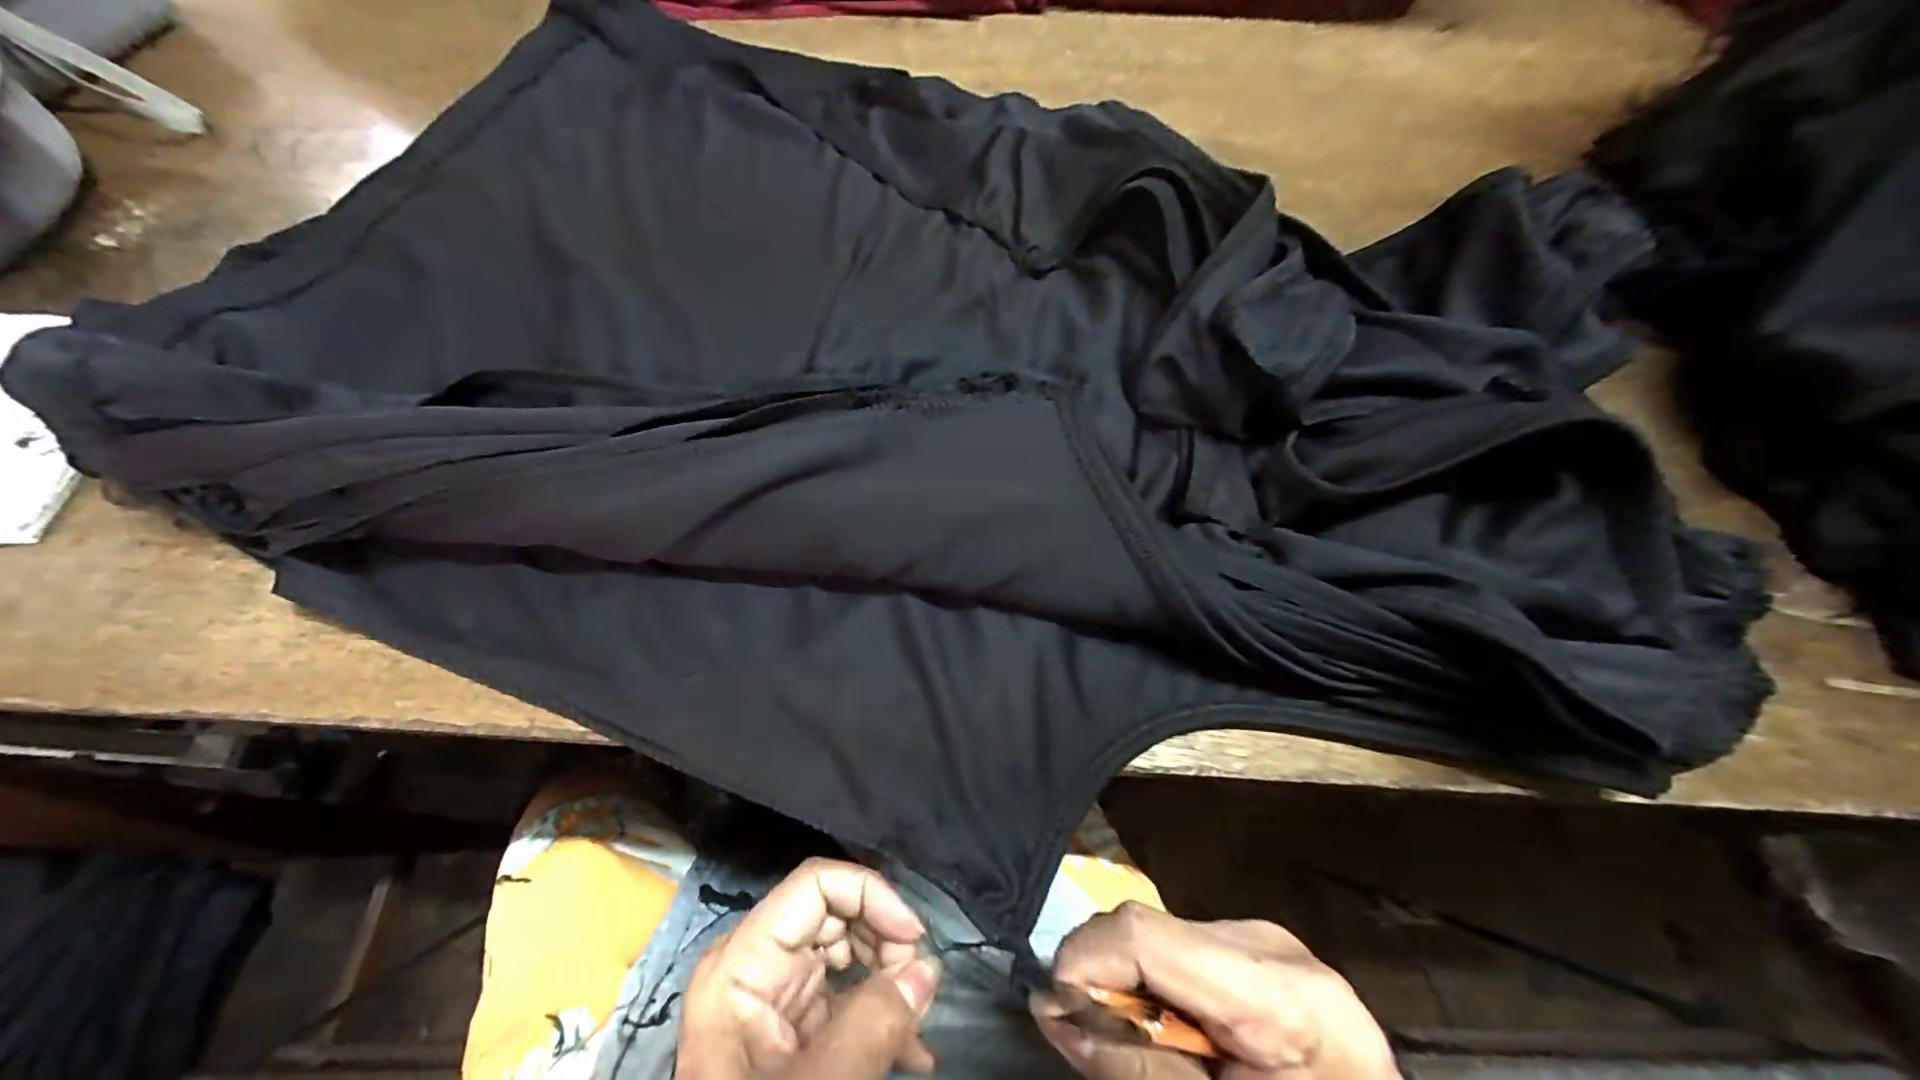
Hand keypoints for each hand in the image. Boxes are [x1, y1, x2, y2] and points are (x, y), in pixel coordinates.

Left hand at [677, 857, 943, 1079]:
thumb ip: (873, 1026)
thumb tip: (927, 968)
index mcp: (742, 965)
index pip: (814, 885)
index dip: (871, 895)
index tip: (915, 939)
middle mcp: (753, 966)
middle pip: (833, 913)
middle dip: (885, 942)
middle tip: (919, 989)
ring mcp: (770, 997)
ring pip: (844, 952)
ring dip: (889, 980)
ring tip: (919, 1029)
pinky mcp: (787, 1029)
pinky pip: (840, 996)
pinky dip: (877, 1014)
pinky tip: (911, 1052)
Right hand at [1030, 902, 1397, 1079]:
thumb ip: (1140, 1067)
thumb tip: (1051, 1011)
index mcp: (1279, 993)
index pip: (1144, 934)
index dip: (1082, 966)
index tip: (1059, 1021)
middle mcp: (1268, 944)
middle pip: (1143, 930)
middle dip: (1102, 984)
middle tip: (1101, 1051)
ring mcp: (1264, 940)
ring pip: (1154, 936)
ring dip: (1128, 989)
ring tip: (1154, 1054)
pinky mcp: (1256, 949)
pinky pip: (1178, 950)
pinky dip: (1156, 989)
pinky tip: (1179, 1039)